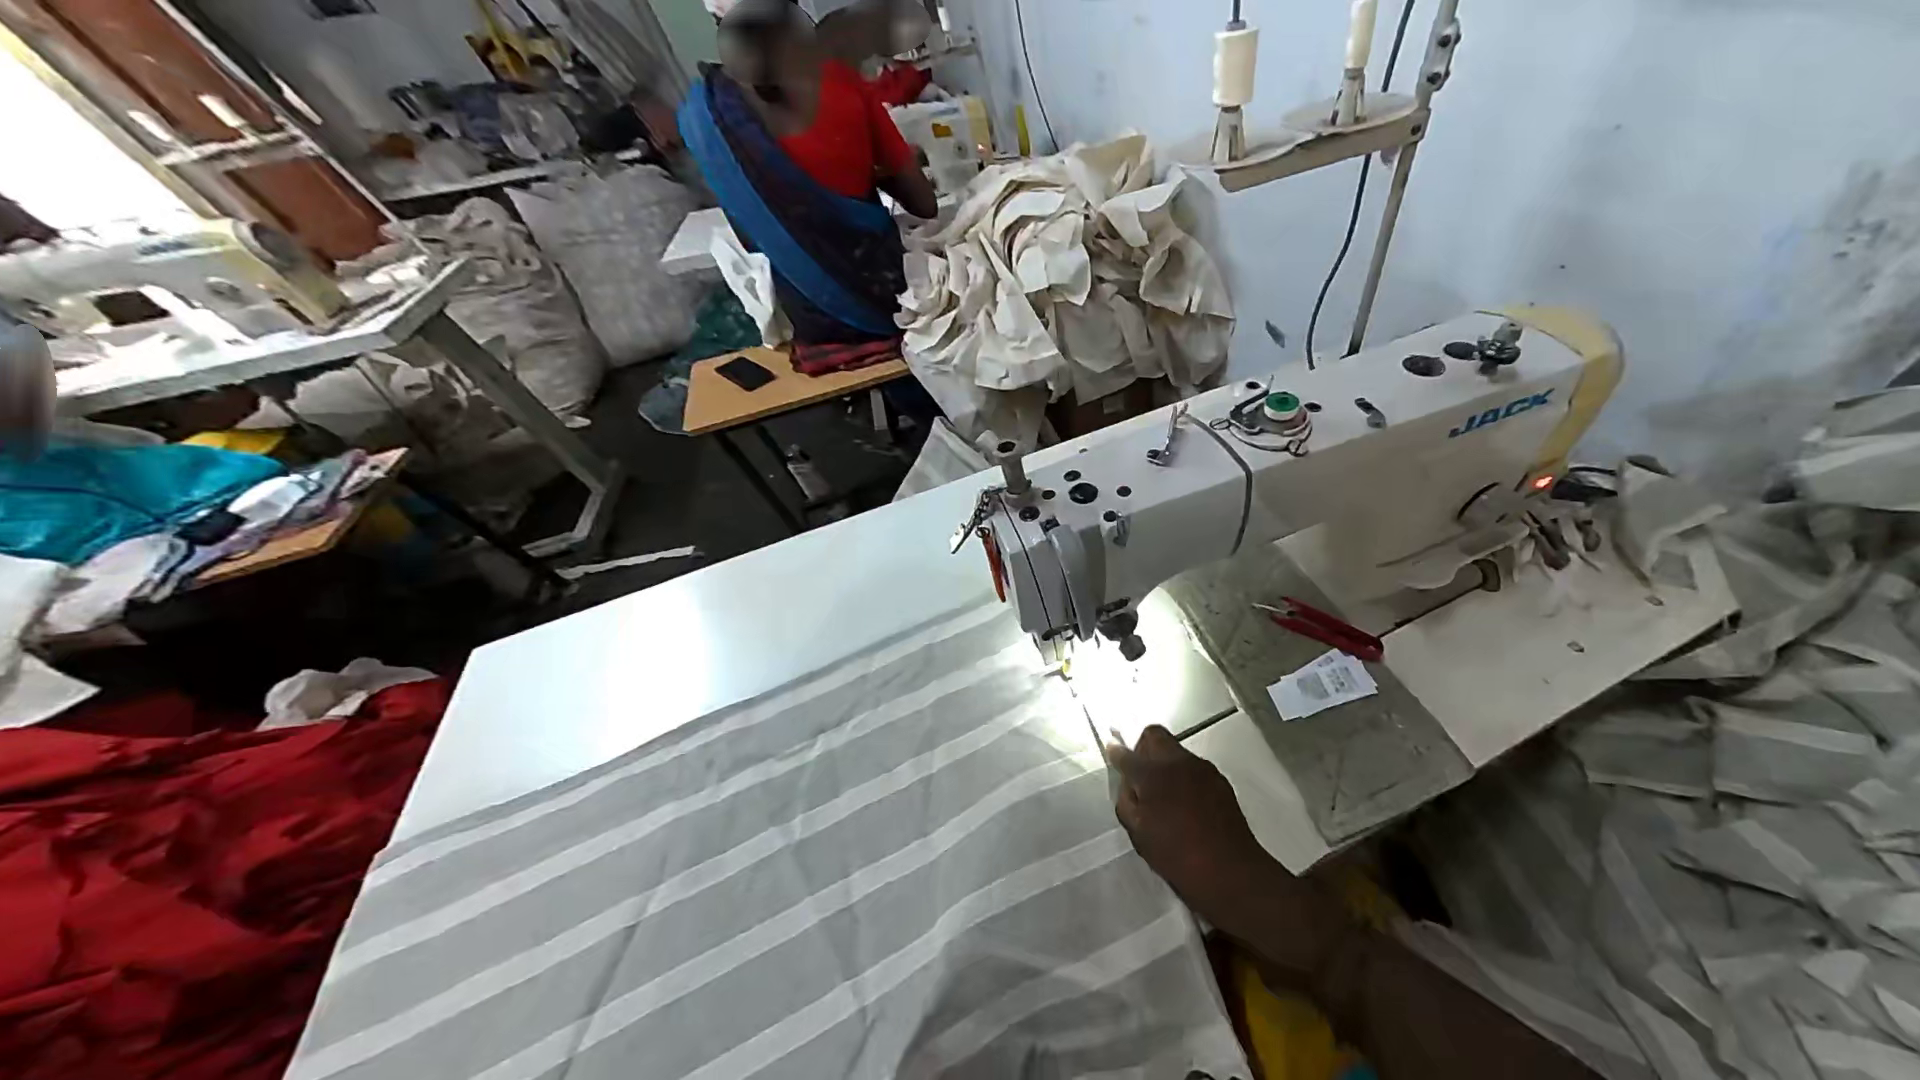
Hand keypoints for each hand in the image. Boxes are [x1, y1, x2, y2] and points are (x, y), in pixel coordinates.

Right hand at [1106, 725, 1351, 975]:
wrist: (1232, 876)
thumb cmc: (1177, 857)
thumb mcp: (1138, 833)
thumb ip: (1126, 800)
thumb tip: (1127, 782)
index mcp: (1154, 773)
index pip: (1127, 753)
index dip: (1116, 754)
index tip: (1112, 756)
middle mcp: (1180, 762)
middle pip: (1155, 736)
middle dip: (1142, 749)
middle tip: (1140, 778)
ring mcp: (1204, 770)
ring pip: (1176, 752)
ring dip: (1165, 764)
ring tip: (1164, 796)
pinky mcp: (1221, 783)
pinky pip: (1194, 769)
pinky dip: (1184, 778)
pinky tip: (1185, 806)